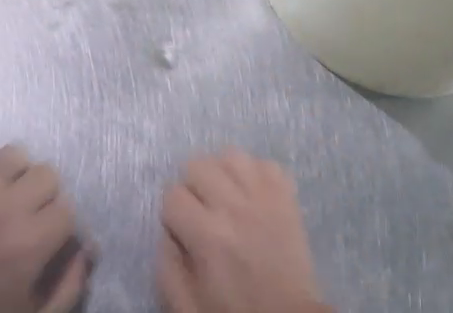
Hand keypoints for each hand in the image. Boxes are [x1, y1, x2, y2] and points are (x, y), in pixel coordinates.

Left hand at [0, 146, 87, 312]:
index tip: (51, 238)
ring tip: (11, 197)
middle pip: (47, 173)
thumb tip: (89, 248)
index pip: (68, 208)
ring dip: (19, 174)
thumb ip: (70, 284)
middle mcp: (7, 209)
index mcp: (30, 244)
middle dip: (45, 195)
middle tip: (32, 218)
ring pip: (16, 154)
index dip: (63, 224)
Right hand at [159, 151, 327, 312]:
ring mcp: (265, 196)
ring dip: (222, 174)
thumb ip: (166, 263)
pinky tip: (251, 196)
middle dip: (193, 187)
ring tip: (226, 197)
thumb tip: (167, 228)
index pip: (172, 194)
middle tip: (202, 212)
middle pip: (198, 164)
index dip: (173, 213)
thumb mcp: (186, 303)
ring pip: (231, 155)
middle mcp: (235, 206)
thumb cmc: (234, 311)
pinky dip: (254, 174)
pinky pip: (265, 162)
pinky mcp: (287, 195)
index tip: (183, 230)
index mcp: (208, 235)